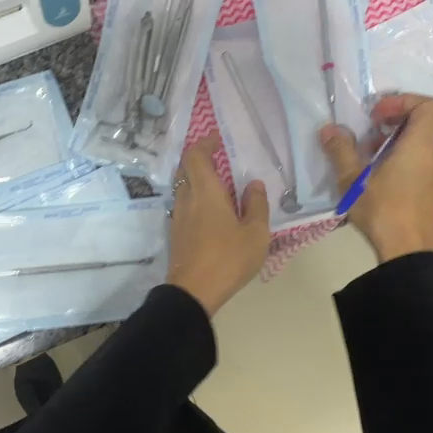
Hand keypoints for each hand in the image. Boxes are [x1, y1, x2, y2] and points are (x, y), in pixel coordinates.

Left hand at [166, 136, 270, 315]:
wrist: (193, 292)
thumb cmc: (228, 259)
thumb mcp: (255, 233)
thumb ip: (256, 204)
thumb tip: (253, 184)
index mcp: (205, 192)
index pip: (195, 155)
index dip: (205, 144)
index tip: (219, 141)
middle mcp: (186, 199)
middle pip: (186, 168)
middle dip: (201, 159)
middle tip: (222, 160)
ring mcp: (178, 217)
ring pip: (184, 187)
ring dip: (199, 180)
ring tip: (221, 186)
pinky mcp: (176, 233)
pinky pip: (184, 205)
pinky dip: (196, 198)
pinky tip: (213, 211)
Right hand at [320, 94, 432, 262]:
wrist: (406, 252)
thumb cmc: (382, 210)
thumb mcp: (352, 180)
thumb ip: (340, 150)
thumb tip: (329, 130)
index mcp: (418, 146)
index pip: (428, 105)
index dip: (403, 101)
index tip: (376, 116)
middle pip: (421, 125)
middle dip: (392, 124)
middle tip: (366, 138)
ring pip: (418, 147)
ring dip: (394, 145)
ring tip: (367, 162)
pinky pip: (419, 165)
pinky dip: (401, 162)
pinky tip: (379, 183)